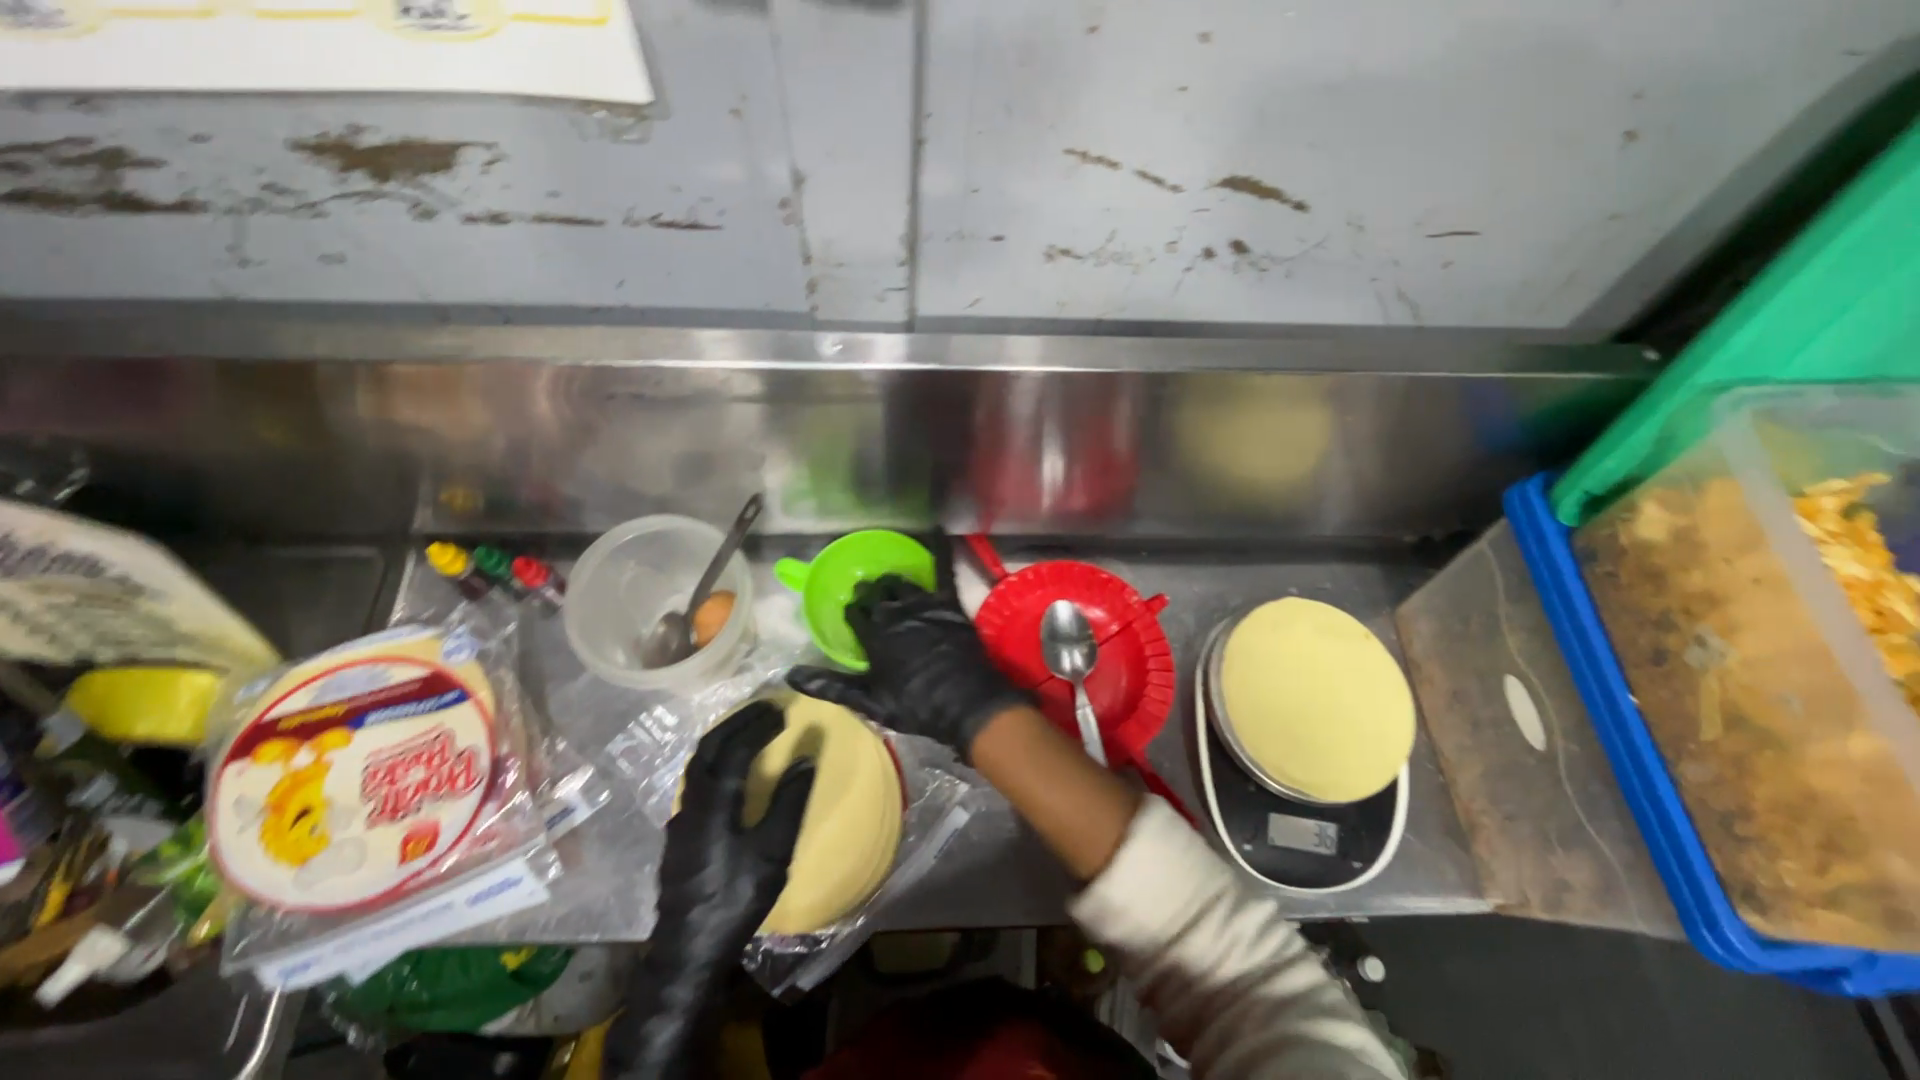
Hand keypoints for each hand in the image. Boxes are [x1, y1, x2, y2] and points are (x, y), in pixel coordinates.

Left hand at [606, 702, 813, 1079]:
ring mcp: (680, 818)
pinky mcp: (679, 834)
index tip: (782, 712)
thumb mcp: (772, 853)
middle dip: (737, 723)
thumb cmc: (736, 898)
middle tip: (765, 710)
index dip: (759, 726)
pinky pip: (696, 781)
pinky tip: (732, 773)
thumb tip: (805, 760)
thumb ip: (788, 803)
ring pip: (698, 764)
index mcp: (714, 802)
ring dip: (723, 740)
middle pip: (709, 748)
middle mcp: (691, 802)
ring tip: (749, 731)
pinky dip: (716, 761)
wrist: (688, 945)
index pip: (735, 749)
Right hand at [789, 539, 1028, 760]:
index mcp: (874, 636)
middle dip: (869, 594)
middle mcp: (894, 613)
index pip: (855, 614)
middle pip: (876, 595)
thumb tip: (790, 676)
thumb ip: (831, 685)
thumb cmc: (915, 706)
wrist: (964, 703)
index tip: (854, 613)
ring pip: (902, 583)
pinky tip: (937, 529)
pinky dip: (940, 549)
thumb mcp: (870, 701)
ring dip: (893, 582)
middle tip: (869, 594)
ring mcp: (923, 604)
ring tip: (889, 583)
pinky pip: (943, 570)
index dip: (854, 613)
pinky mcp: (948, 603)